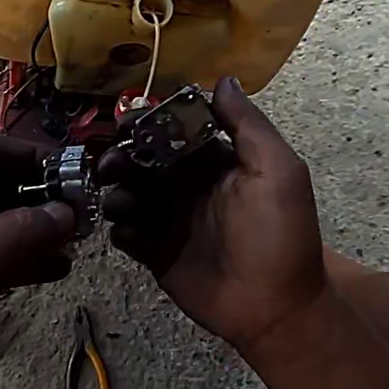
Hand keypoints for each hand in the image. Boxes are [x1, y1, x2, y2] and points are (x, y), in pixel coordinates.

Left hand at [0, 136, 74, 388]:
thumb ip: (14, 236)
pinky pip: (4, 264)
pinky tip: (59, 270)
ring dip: (43, 231)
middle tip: (87, 213)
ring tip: (80, 243)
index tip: (76, 172)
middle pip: (2, 189)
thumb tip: (67, 211)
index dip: (32, 155)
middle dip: (44, 197)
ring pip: (7, 228)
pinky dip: (31, 262)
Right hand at [99, 78, 327, 352]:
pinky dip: (121, 229)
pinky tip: (131, 235)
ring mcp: (169, 220)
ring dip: (117, 193)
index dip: (149, 124)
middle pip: (142, 161)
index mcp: (214, 163)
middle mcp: (187, 186)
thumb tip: (222, 80)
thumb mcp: (277, 171)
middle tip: (109, 166)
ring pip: (128, 195)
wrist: (274, 308)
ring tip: (120, 204)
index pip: (172, 132)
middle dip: (122, 158)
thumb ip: (248, 125)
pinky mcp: (155, 252)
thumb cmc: (278, 235)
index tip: (128, 124)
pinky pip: (126, 233)